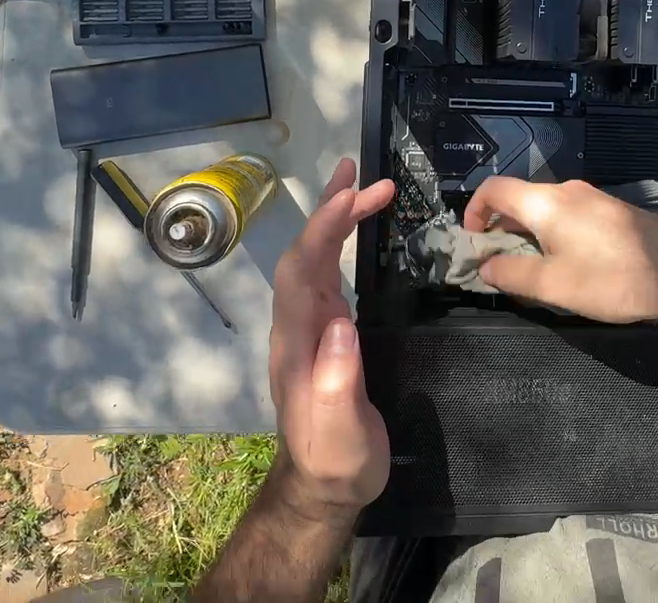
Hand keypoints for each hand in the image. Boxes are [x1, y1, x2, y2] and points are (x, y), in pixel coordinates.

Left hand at [266, 158, 395, 519]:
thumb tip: (341, 327)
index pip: (302, 270)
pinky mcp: (325, 328)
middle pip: (305, 252)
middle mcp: (297, 323)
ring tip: (362, 185)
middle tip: (361, 173)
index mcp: (296, 340)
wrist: (324, 484)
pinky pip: (328, 271)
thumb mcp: (339, 432)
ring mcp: (308, 324)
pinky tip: (356, 227)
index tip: (351, 195)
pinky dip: (340, 241)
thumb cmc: (335, 459)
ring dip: (334, 218)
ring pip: (315, 257)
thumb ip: (336, 384)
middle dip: (329, 210)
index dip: (323, 229)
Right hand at [462, 178, 657, 325]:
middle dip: (500, 228)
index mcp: (544, 202)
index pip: (493, 189)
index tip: (472, 241)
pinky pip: (567, 215)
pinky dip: (552, 234)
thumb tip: (485, 266)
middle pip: (518, 199)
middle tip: (497, 263)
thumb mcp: (553, 284)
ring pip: (544, 209)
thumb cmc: (611, 277)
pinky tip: (566, 264)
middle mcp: (565, 191)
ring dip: (527, 234)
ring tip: (531, 269)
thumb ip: (512, 274)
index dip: (473, 211)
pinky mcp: (610, 211)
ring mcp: (591, 198)